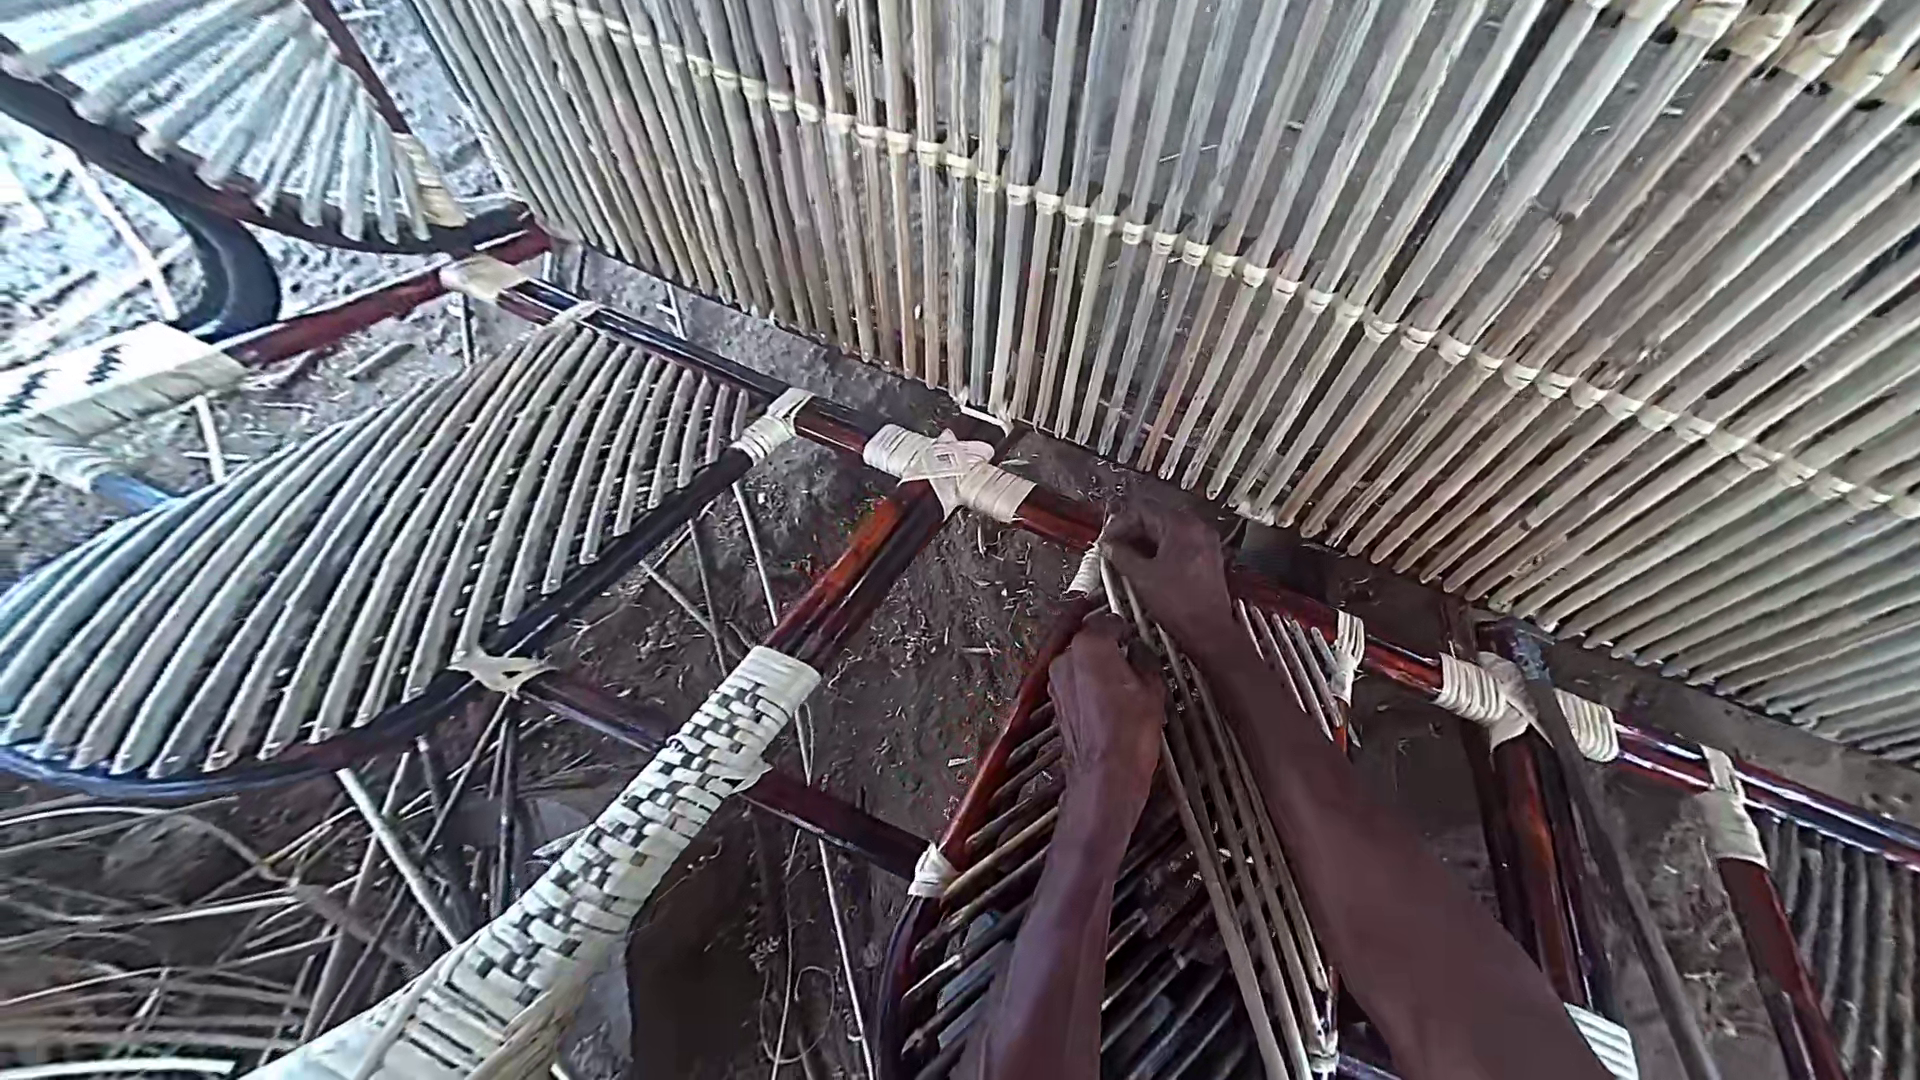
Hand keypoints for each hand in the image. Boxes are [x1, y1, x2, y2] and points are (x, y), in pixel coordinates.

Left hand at [1047, 613, 1164, 798]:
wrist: (1105, 774)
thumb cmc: (1128, 735)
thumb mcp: (1152, 688)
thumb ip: (1144, 658)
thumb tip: (1140, 652)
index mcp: (1090, 646)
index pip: (1107, 620)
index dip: (1125, 625)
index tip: (1134, 632)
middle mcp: (1067, 659)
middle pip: (1090, 638)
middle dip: (1110, 645)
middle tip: (1132, 656)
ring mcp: (1057, 680)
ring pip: (1080, 660)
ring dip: (1098, 665)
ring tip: (1124, 681)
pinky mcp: (1056, 700)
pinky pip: (1074, 681)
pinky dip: (1088, 683)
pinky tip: (1110, 699)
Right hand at [1101, 497, 1238, 651]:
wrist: (1207, 631)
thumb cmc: (1183, 606)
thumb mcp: (1141, 576)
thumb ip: (1121, 555)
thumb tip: (1111, 547)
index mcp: (1182, 527)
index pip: (1142, 511)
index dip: (1119, 524)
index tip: (1108, 538)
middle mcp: (1198, 530)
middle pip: (1155, 519)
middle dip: (1130, 533)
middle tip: (1113, 546)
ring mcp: (1204, 544)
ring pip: (1165, 533)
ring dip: (1142, 543)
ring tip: (1125, 558)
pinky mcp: (1205, 559)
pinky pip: (1176, 546)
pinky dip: (1157, 552)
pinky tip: (1144, 567)